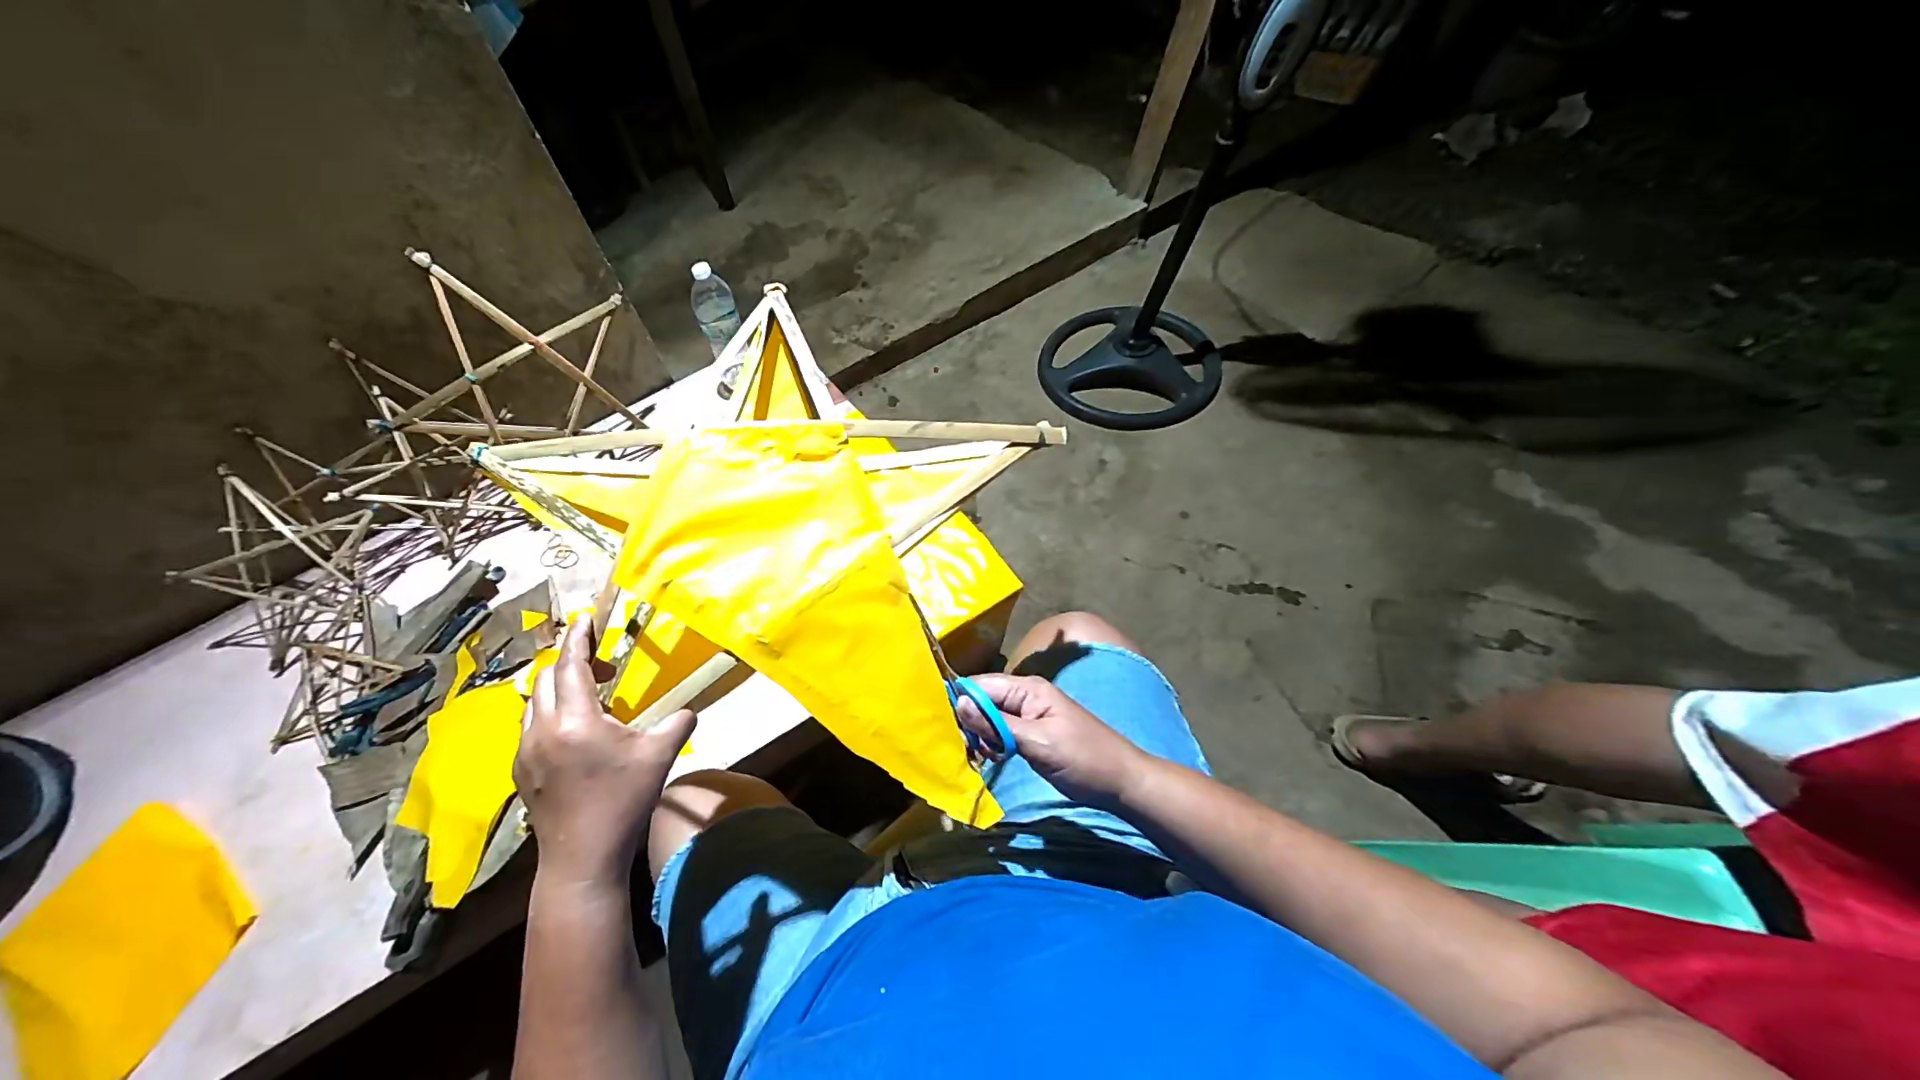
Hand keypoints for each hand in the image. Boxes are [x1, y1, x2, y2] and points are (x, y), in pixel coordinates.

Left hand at [516, 616, 696, 884]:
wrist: (582, 857)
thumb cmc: (624, 801)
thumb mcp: (659, 756)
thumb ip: (678, 723)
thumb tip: (688, 710)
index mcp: (575, 721)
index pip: (572, 665)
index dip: (580, 638)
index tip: (586, 618)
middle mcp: (541, 730)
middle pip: (548, 677)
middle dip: (573, 661)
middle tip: (603, 665)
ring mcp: (525, 752)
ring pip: (534, 702)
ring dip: (559, 687)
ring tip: (590, 696)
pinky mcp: (521, 771)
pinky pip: (530, 726)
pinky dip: (550, 712)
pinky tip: (574, 731)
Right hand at [956, 673, 1151, 807]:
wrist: (1121, 781)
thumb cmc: (1083, 758)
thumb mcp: (1037, 742)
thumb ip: (996, 724)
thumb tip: (958, 703)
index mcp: (1028, 688)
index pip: (980, 685)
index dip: (959, 702)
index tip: (941, 727)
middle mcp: (1025, 695)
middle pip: (981, 700)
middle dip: (967, 722)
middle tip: (963, 749)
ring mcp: (1028, 714)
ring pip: (988, 718)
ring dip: (978, 735)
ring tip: (977, 757)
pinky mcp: (1030, 733)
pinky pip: (1000, 731)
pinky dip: (991, 743)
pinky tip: (988, 758)